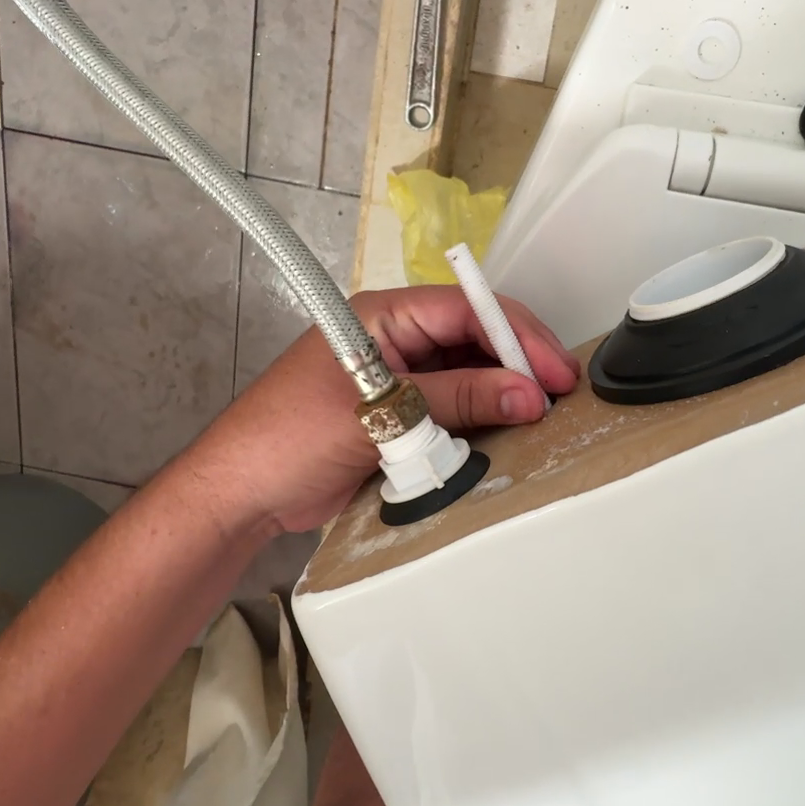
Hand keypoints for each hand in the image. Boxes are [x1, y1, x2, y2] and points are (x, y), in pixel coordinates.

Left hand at [176, 286, 580, 534]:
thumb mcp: (382, 413)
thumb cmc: (289, 438)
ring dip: (504, 392)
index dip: (518, 336)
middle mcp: (397, 339)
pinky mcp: (403, 416)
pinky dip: (482, 419)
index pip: (466, 310)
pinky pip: (455, 409)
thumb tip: (528, 395)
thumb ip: (458, 400)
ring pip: (469, 373)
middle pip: (474, 337)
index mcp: (384, 316)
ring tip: (546, 413)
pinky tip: (509, 431)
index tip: (556, 371)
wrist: (242, 495)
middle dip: (519, 362)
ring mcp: (401, 378)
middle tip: (562, 392)